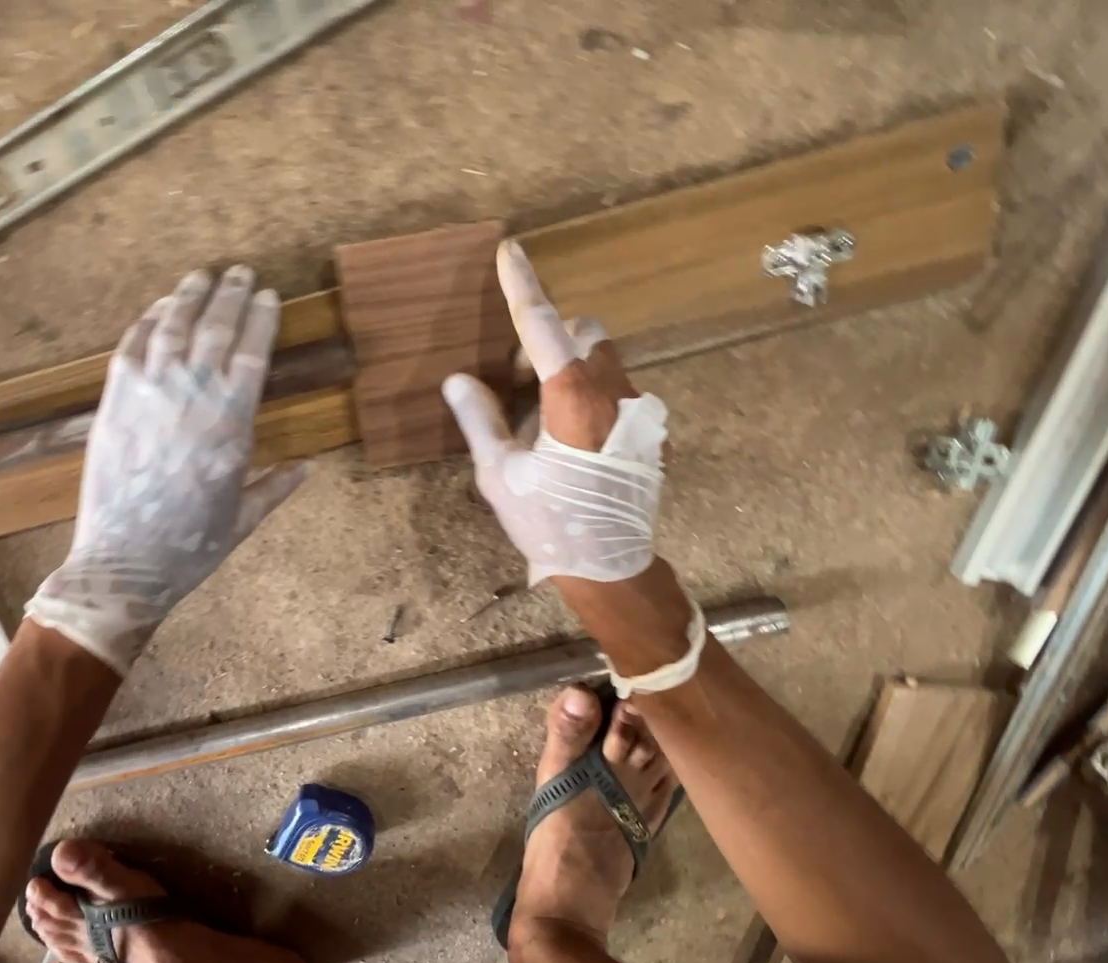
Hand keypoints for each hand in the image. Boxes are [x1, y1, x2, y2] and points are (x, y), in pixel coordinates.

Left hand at [25, 267, 306, 673]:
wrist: (124, 563)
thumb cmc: (191, 548)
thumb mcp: (244, 519)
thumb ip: (277, 487)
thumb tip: (308, 467)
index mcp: (233, 425)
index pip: (254, 352)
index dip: (262, 318)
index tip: (269, 295)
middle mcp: (193, 398)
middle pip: (215, 328)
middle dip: (231, 294)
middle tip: (240, 272)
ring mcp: (148, 395)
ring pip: (171, 327)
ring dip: (188, 296)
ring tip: (200, 276)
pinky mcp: (114, 403)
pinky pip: (131, 347)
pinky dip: (145, 322)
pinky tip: (157, 310)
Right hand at [442, 240, 698, 681]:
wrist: (609, 566)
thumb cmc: (548, 523)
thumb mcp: (499, 475)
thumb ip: (479, 419)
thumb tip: (458, 380)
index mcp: (572, 400)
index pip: (543, 326)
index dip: (522, 286)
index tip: (510, 251)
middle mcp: (614, 393)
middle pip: (585, 333)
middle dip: (551, 343)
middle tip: (521, 388)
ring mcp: (639, 412)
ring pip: (605, 359)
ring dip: (570, 372)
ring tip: (544, 423)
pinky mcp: (649, 430)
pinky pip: (617, 389)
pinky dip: (590, 396)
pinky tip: (572, 444)